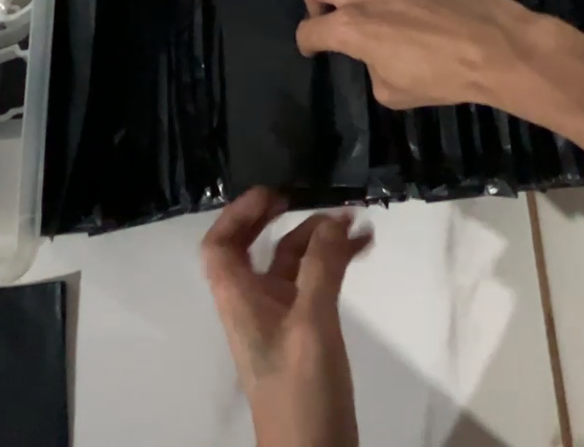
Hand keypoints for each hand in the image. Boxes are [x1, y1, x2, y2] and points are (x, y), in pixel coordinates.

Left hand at [202, 188, 372, 446]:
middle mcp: (256, 303)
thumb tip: (333, 218)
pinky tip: (363, 247)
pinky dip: (336, 262)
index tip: (272, 193)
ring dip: (320, 238)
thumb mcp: (311, 324)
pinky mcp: (307, 332)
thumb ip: (320, 267)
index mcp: (240, 301)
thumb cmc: (301, 391)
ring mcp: (282, 318)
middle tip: (310, 195)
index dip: (238, 214)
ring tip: (356, 220)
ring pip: (294, 263)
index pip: (220, 246)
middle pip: (258, 248)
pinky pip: (317, 283)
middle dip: (283, 219)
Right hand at [296, 0, 549, 111]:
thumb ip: (369, 66)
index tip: (315, 49)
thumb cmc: (446, 76)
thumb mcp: (393, 91)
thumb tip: (370, 52)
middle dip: (313, 2)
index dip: (308, 43)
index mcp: (350, 28)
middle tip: (328, 15)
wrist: (495, 46)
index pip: (309, 31)